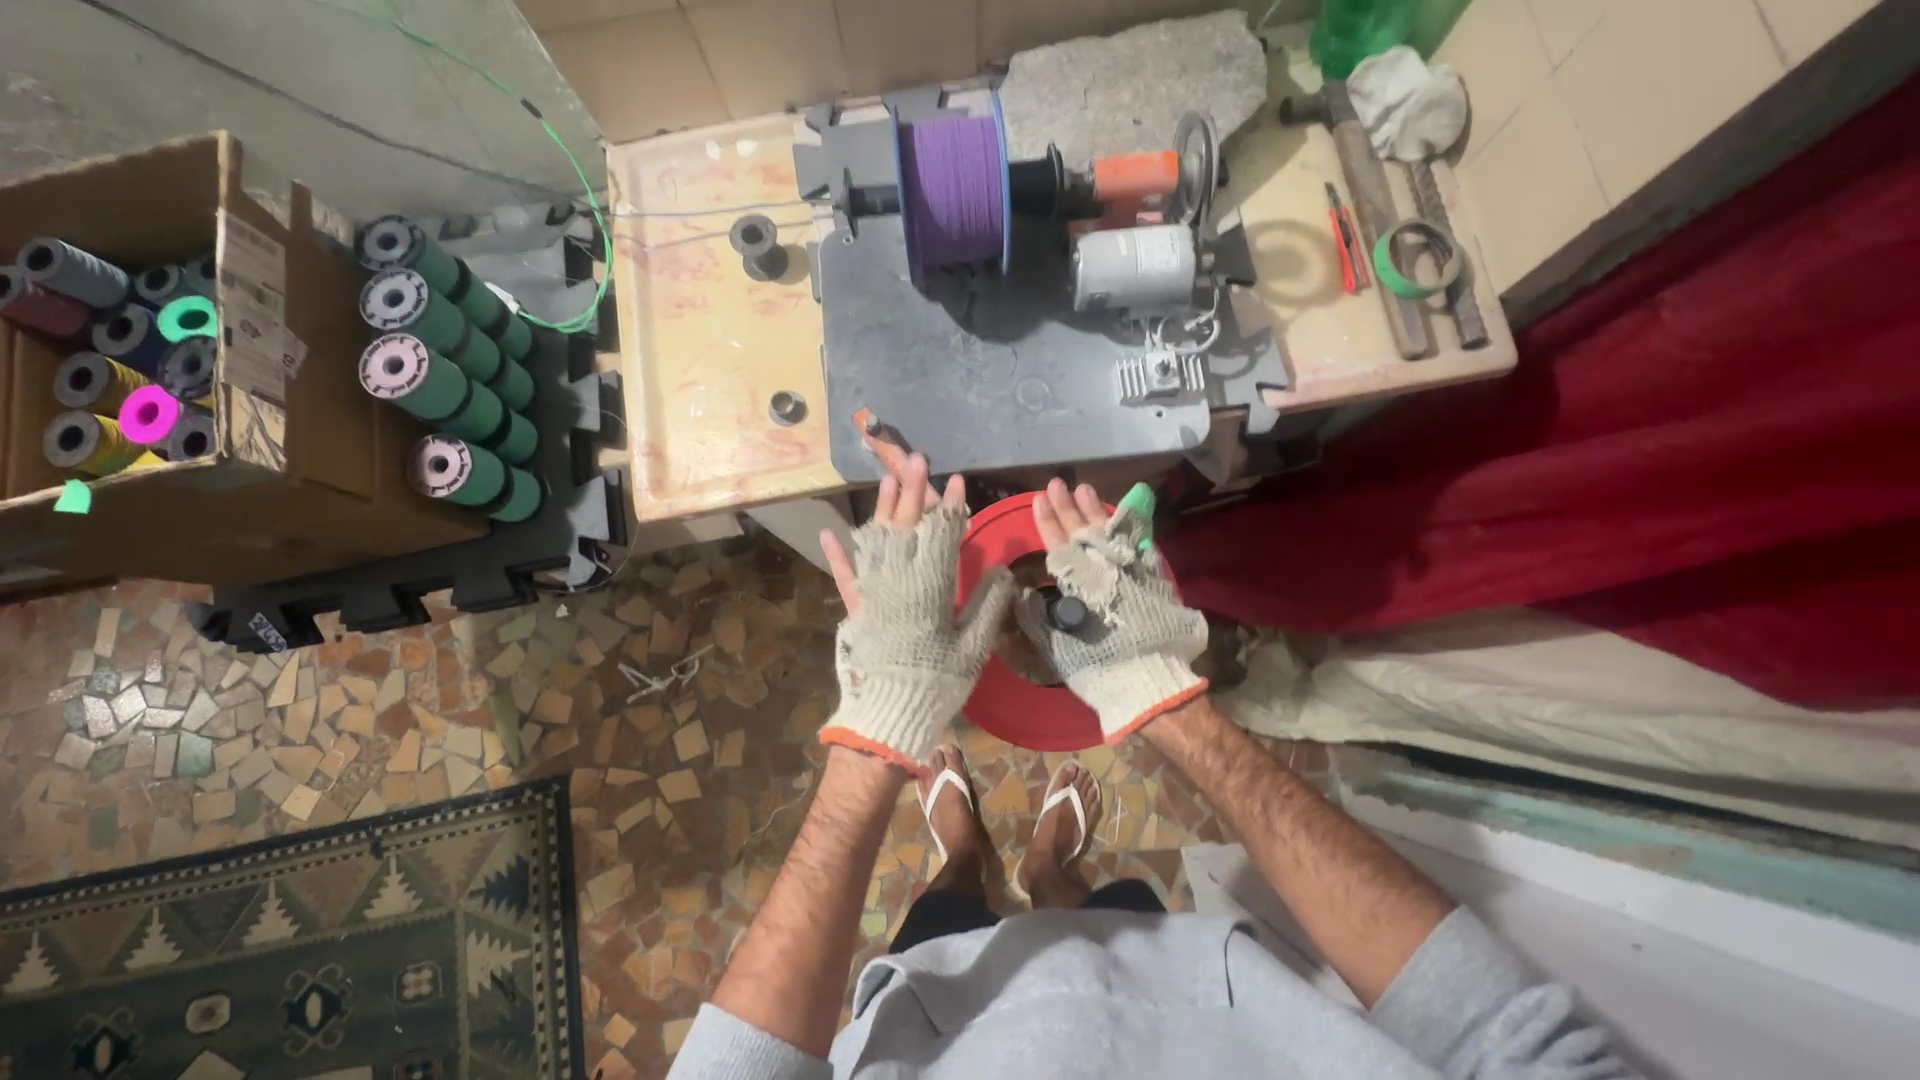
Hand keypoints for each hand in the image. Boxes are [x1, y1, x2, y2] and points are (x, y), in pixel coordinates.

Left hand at [816, 453, 1014, 774]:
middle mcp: (899, 580)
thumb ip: (989, 605)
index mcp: (932, 587)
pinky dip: (838, 554)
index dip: (952, 508)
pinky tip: (830, 532)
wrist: (891, 713)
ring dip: (880, 509)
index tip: (958, 482)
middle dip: (913, 491)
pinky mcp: (856, 609)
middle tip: (916, 459)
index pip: (944, 536)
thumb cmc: (938, 681)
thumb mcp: (974, 647)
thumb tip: (1005, 571)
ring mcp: (874, 592)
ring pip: (876, 541)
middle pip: (907, 527)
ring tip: (886, 479)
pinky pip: (845, 575)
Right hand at [1018, 478, 1208, 741]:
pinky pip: (1139, 545)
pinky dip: (1130, 528)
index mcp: (1077, 583)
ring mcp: (1131, 571)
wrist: (1148, 679)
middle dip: (1067, 508)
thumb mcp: (1055, 646)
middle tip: (1057, 484)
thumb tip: (1018, 593)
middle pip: (1082, 531)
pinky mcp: (1153, 579)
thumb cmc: (1097, 666)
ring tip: (1085, 490)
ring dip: (1095, 511)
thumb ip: (1035, 617)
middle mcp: (1104, 569)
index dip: (1047, 521)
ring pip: (1110, 532)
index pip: (1057, 544)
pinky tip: (1124, 517)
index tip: (1038, 498)